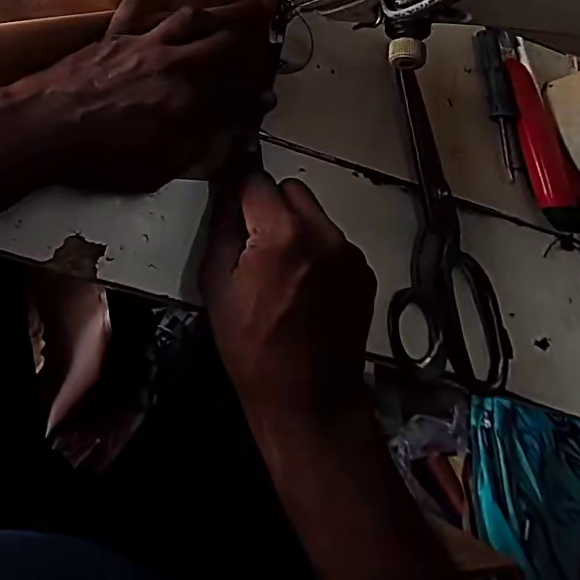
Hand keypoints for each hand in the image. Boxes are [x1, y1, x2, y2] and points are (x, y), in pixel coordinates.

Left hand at [0, 0, 274, 193]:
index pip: (238, 94)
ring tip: (232, 8)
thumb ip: (199, 151)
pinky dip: (149, 2)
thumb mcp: (158, 169)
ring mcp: (144, 46)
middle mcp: (173, 66)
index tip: (266, 96)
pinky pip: (136, 10)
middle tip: (267, 29)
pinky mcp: (114, 38)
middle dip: (253, 37)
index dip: (257, 96)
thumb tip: (227, 140)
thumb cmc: (96, 154)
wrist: (44, 128)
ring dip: (216, 13)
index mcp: (188, 102)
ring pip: (190, 19)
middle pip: (225, 44)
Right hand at [202, 172, 377, 425]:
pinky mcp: (364, 269)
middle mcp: (322, 233)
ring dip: (294, 226)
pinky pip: (332, 239)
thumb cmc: (252, 347)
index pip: (255, 178)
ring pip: (313, 212)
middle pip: (289, 188)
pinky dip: (316, 249)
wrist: (309, 401)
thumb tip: (226, 192)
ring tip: (282, 270)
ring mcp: (348, 252)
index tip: (230, 203)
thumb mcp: (216, 285)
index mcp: (282, 234)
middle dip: (269, 205)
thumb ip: (221, 227)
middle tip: (256, 243)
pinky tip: (306, 285)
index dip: (237, 189)